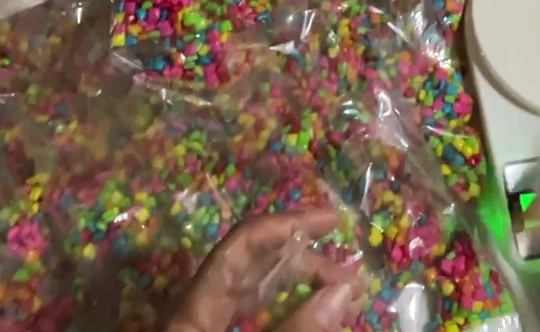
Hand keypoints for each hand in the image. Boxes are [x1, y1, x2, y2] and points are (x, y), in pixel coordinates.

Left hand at [160, 209, 358, 331]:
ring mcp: (199, 325)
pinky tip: (306, 310)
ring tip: (338, 288)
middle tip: (347, 269)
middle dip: (302, 259)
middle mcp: (193, 307)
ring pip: (252, 291)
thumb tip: (345, 288)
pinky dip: (280, 310)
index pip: (244, 240)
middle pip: (252, 264)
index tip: (333, 218)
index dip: (289, 222)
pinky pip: (246, 315)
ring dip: (296, 284)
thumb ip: (296, 328)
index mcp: (192, 304)